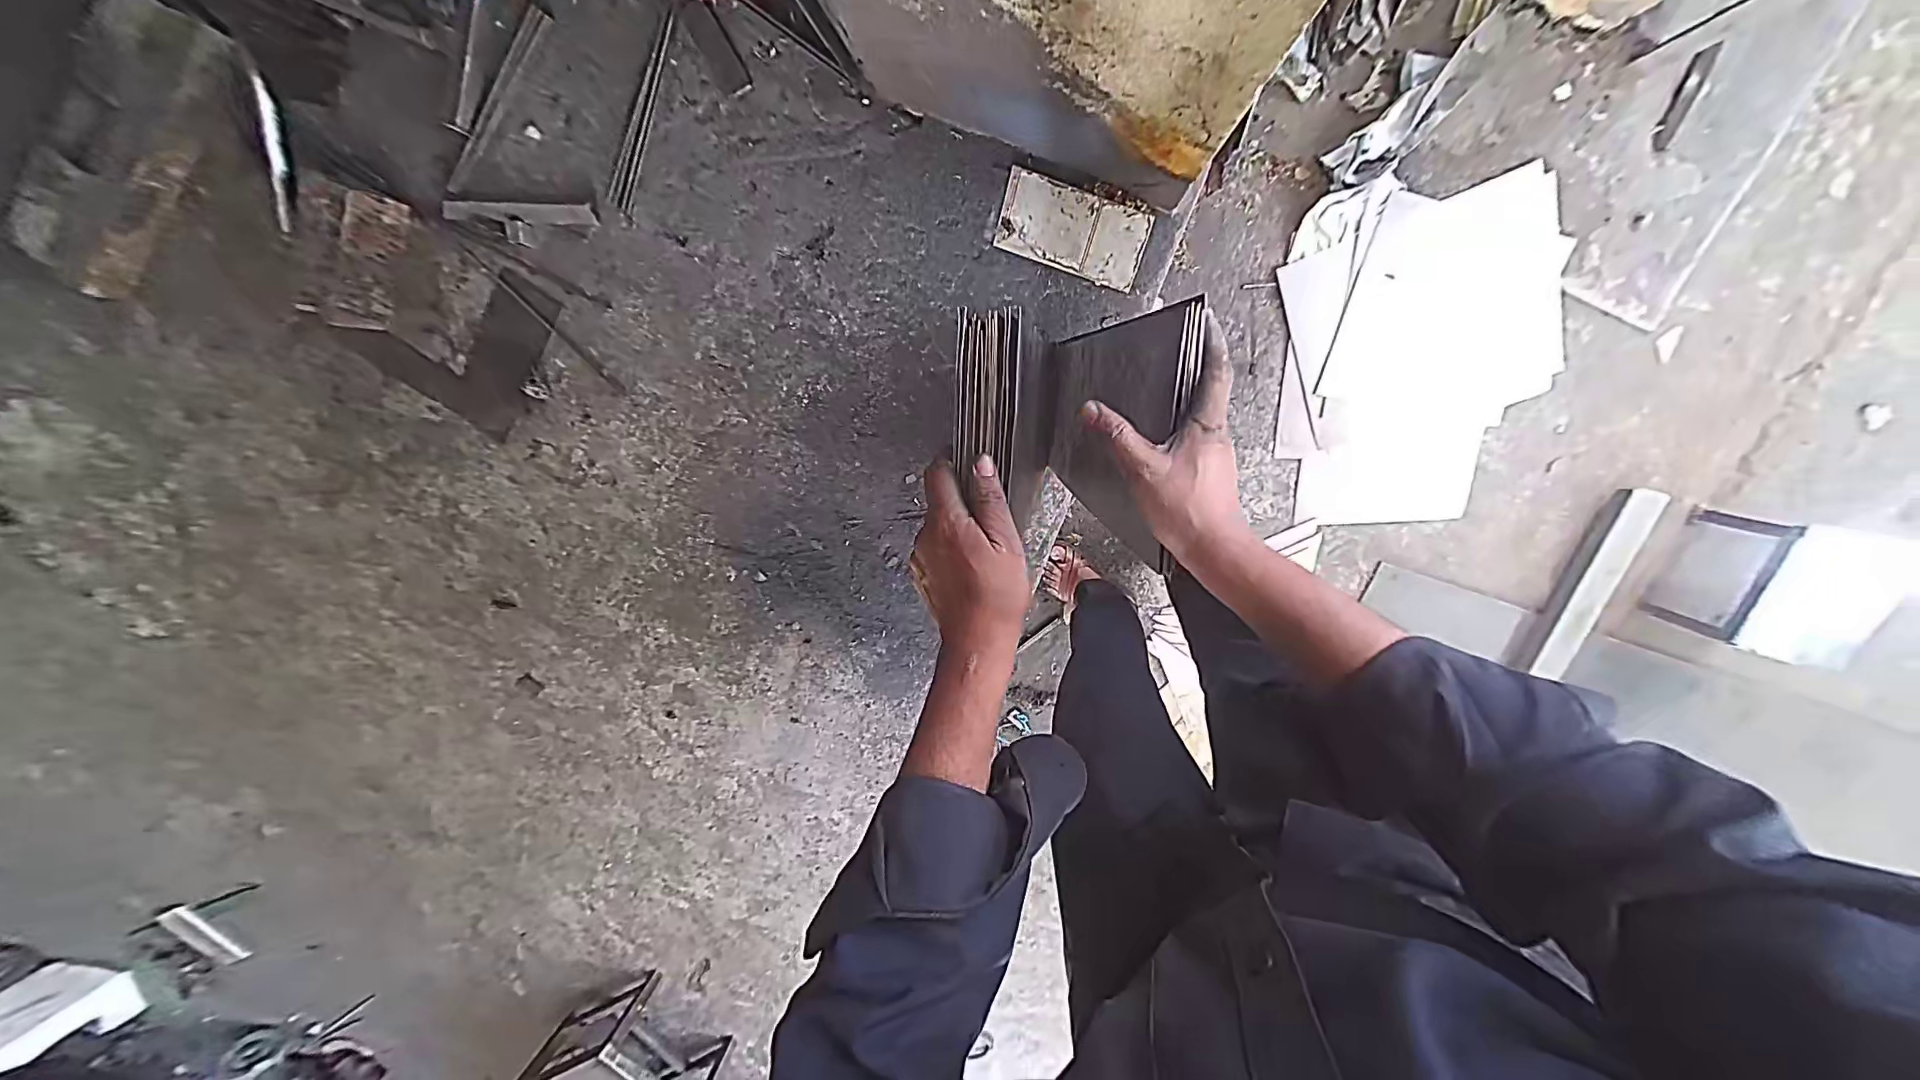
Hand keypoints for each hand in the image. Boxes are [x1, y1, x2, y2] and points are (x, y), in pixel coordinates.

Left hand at [909, 454, 1030, 651]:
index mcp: (947, 522)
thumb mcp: (1005, 541)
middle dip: (961, 501)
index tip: (964, 459)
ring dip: (957, 528)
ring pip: (938, 526)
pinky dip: (951, 550)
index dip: (951, 459)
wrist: (977, 639)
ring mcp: (921, 557)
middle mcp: (926, 536)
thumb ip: (991, 499)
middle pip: (938, 500)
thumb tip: (982, 465)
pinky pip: (935, 549)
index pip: (937, 472)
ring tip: (984, 551)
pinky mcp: (922, 574)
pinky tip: (972, 567)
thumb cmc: (996, 597)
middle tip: (988, 520)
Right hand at [1081, 309, 1248, 565]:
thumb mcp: (1143, 469)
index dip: (1211, 341)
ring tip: (1173, 392)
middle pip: (1212, 391)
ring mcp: (1218, 454)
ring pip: (1205, 417)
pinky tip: (1167, 444)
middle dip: (1199, 367)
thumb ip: (1117, 437)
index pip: (1216, 371)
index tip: (1206, 320)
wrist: (1213, 548)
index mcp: (1207, 426)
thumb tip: (1094, 412)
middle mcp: (1218, 436)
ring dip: (1191, 401)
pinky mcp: (1212, 471)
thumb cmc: (1190, 513)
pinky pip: (1199, 440)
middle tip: (1188, 348)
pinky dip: (1184, 431)